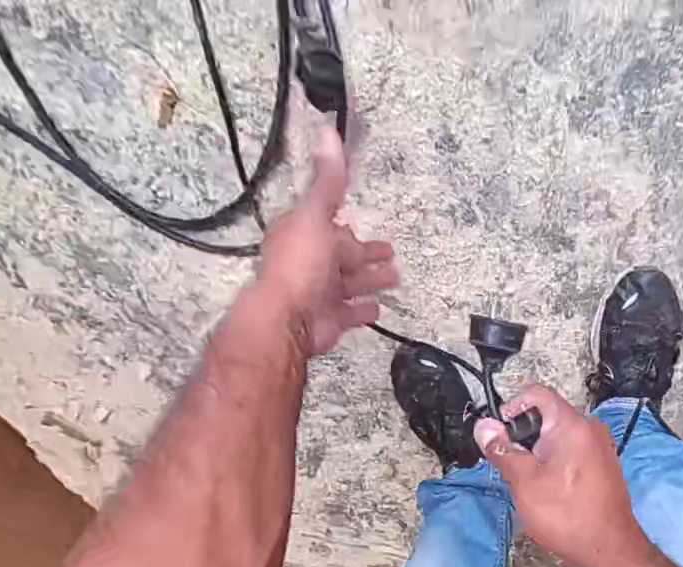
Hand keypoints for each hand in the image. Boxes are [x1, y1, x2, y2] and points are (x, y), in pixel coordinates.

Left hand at [248, 122, 398, 357]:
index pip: (328, 228)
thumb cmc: (299, 265)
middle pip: (343, 256)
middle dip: (366, 254)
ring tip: (394, 277)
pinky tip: (378, 306)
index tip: (363, 224)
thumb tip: (328, 130)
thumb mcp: (314, 216)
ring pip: (351, 284)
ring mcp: (321, 295)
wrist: (288, 319)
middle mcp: (310, 265)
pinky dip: (364, 309)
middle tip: (391, 253)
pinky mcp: (331, 321)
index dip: (346, 226)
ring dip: (371, 279)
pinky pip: (351, 313)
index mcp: (302, 236)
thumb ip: (327, 182)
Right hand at [474, 385, 654, 566]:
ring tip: (529, 483)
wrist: (608, 548)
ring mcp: (599, 448)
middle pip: (545, 418)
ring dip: (537, 455)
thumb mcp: (523, 480)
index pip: (536, 394)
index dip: (511, 407)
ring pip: (557, 438)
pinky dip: (553, 465)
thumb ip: (502, 450)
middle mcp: (589, 430)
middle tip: (511, 466)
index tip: (499, 432)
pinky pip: (571, 454)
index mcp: (571, 425)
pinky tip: (548, 492)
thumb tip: (484, 428)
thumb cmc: (567, 515)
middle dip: (522, 438)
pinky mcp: (602, 467)